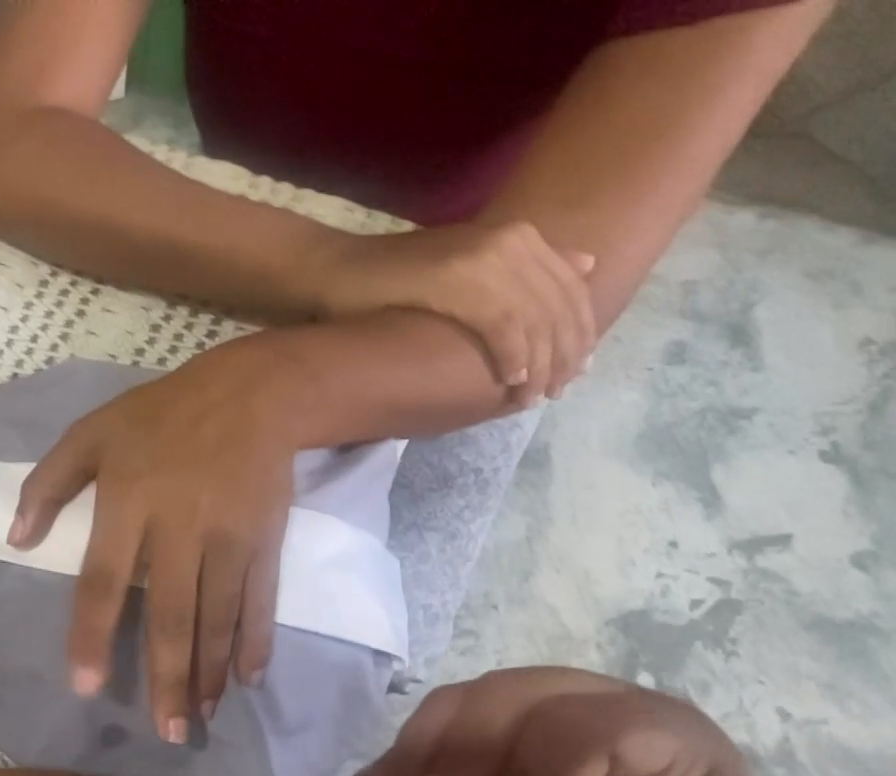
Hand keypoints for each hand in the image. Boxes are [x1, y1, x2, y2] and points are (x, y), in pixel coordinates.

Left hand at [8, 344, 296, 742]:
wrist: (251, 393)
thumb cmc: (157, 416)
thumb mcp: (89, 433)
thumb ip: (47, 484)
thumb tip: (15, 540)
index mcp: (127, 504)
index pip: (103, 582)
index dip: (92, 636)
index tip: (85, 686)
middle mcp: (178, 530)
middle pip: (169, 615)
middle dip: (166, 677)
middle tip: (165, 733)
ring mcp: (227, 538)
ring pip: (215, 618)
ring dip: (207, 673)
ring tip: (199, 718)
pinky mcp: (265, 541)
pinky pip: (259, 600)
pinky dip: (253, 641)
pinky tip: (246, 679)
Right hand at [309, 222, 596, 402]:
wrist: (331, 270)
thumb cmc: (387, 277)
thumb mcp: (461, 265)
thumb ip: (518, 268)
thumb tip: (588, 262)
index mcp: (515, 235)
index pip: (568, 287)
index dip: (578, 331)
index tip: (575, 369)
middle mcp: (510, 241)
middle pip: (559, 305)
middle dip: (565, 354)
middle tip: (557, 392)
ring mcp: (486, 258)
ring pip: (537, 319)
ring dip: (542, 363)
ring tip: (534, 396)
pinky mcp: (459, 281)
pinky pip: (504, 326)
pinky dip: (513, 356)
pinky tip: (511, 380)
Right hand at [354, 667, 801, 775]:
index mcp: (675, 743)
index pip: (590, 731)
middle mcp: (609, 703)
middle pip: (512, 699)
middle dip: (455, 753)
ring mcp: (554, 706)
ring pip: (469, 702)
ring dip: (420, 750)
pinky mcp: (511, 723)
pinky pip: (449, 721)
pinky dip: (411, 754)